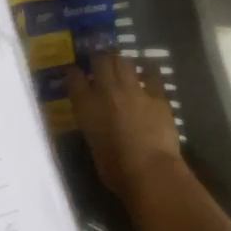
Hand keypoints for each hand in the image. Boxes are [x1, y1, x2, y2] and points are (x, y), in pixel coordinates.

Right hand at [65, 54, 187, 204]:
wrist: (150, 170)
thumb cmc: (116, 170)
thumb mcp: (94, 146)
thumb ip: (93, 126)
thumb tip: (97, 122)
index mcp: (87, 106)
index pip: (74, 78)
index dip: (73, 73)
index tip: (74, 73)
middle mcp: (107, 91)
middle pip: (101, 61)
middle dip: (99, 59)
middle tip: (101, 64)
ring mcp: (134, 90)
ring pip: (124, 61)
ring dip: (121, 62)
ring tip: (122, 66)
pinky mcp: (157, 94)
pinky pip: (152, 73)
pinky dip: (148, 70)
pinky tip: (148, 71)